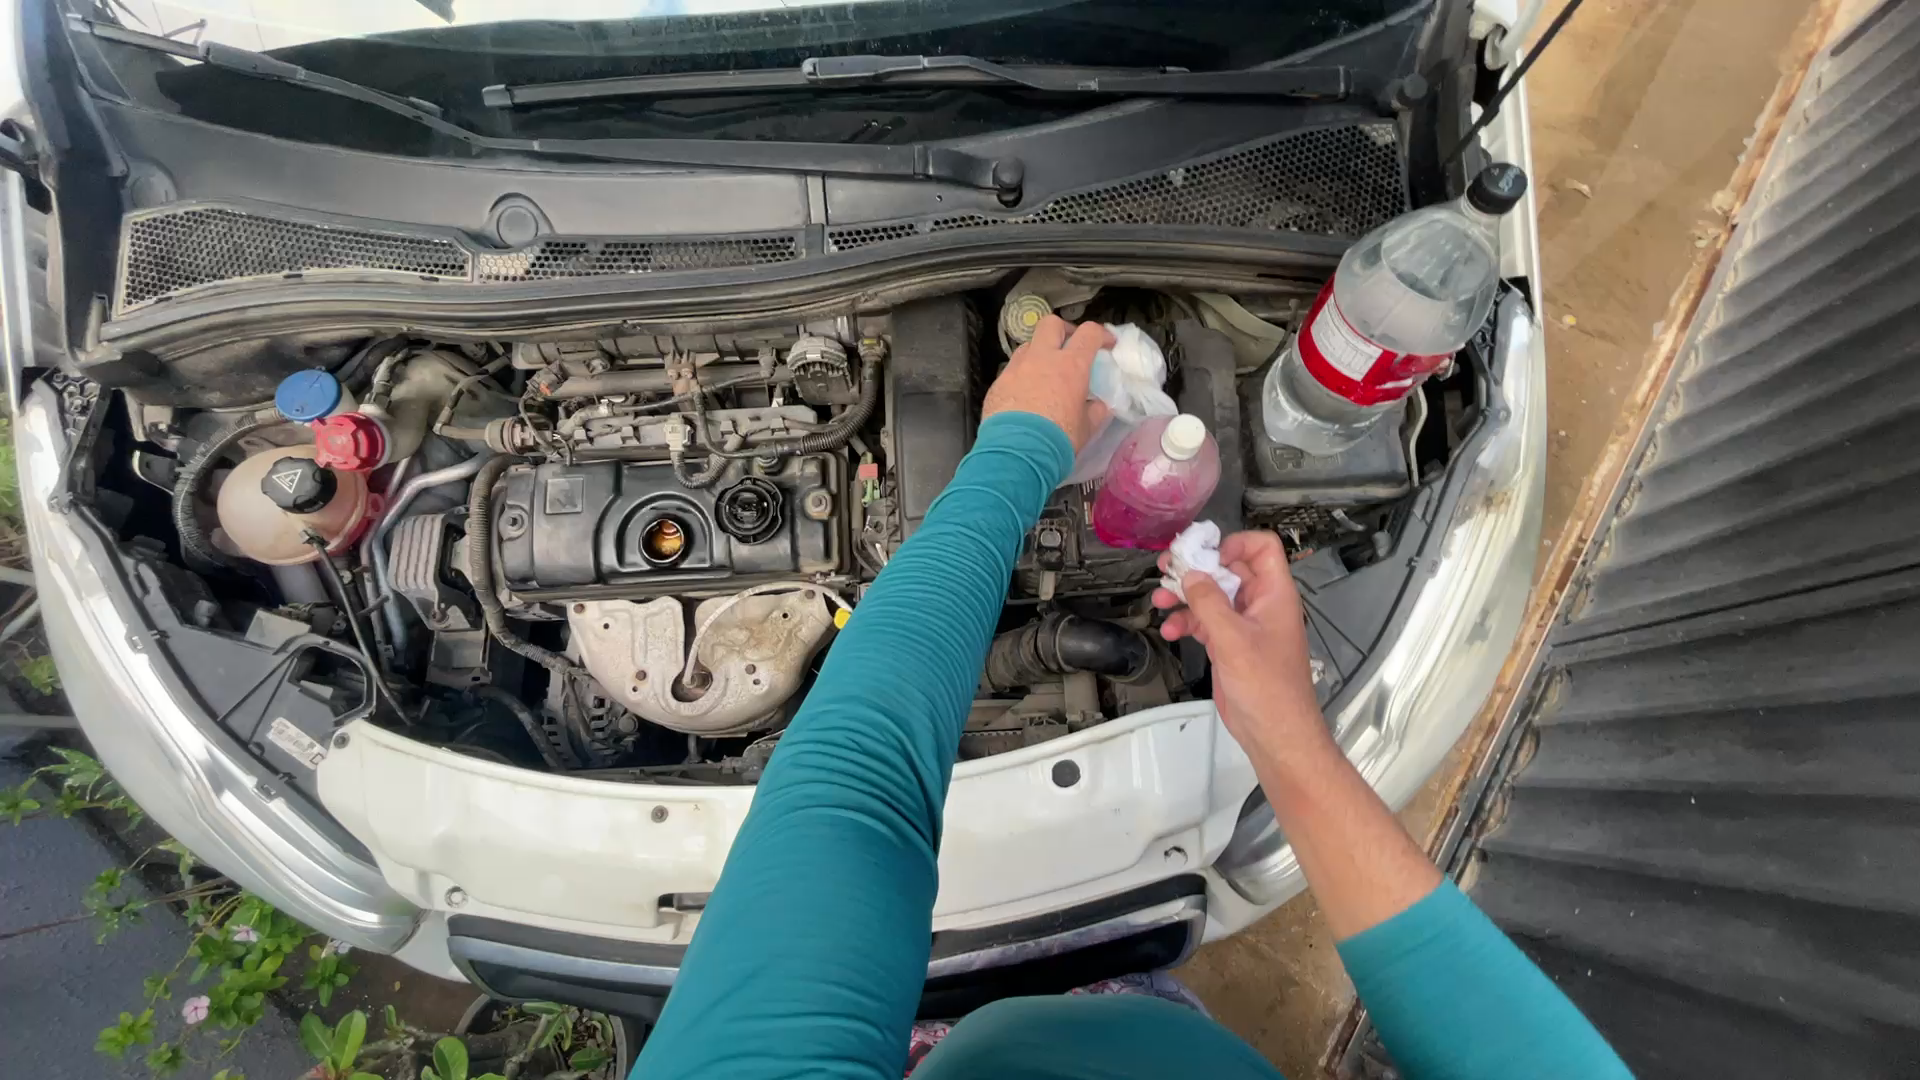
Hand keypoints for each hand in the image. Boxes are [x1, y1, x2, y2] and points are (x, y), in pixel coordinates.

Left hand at [981, 315, 1114, 450]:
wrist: (1016, 453)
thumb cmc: (1058, 439)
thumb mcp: (1086, 428)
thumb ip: (1094, 411)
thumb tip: (1098, 405)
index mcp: (1070, 365)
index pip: (1089, 333)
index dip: (1101, 334)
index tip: (1106, 344)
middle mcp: (1041, 358)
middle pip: (1051, 324)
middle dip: (1063, 331)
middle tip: (1070, 347)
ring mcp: (1016, 369)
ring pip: (1028, 345)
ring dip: (1039, 352)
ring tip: (1044, 372)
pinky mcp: (997, 384)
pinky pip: (1012, 370)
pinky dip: (1021, 375)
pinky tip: (1024, 395)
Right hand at [1152, 531, 1329, 764]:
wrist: (1274, 733)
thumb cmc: (1268, 688)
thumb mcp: (1233, 639)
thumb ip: (1209, 603)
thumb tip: (1191, 575)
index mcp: (1273, 595)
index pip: (1261, 548)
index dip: (1233, 544)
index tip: (1202, 554)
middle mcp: (1259, 604)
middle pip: (1227, 570)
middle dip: (1196, 569)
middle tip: (1166, 568)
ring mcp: (1243, 624)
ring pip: (1211, 595)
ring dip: (1184, 596)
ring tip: (1159, 600)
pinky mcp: (1229, 644)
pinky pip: (1204, 621)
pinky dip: (1185, 622)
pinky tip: (1169, 630)